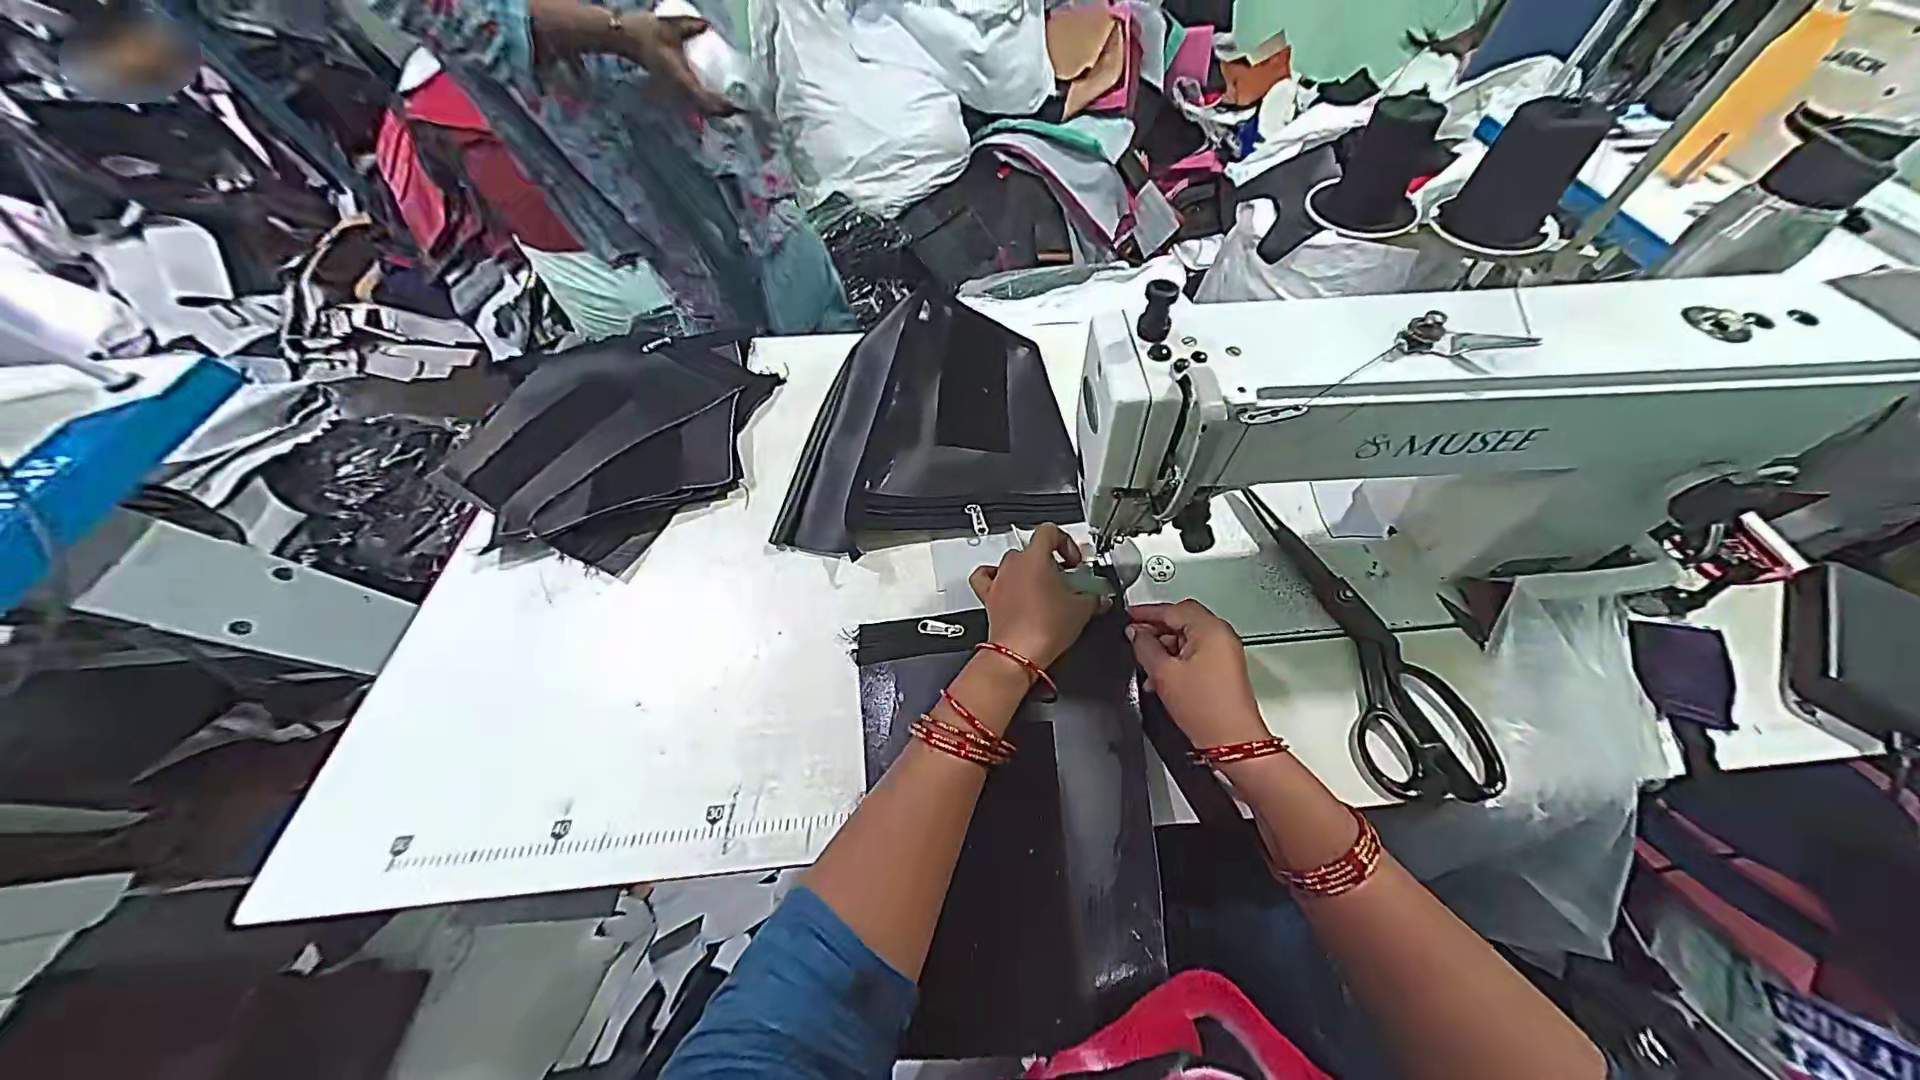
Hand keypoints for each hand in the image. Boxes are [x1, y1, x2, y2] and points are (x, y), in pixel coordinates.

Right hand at [621, 13, 739, 115]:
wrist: (626, 38)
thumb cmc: (645, 32)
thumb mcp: (669, 26)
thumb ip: (690, 26)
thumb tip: (708, 24)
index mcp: (681, 78)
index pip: (705, 100)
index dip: (721, 105)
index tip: (736, 107)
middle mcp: (680, 90)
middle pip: (706, 109)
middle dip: (723, 111)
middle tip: (740, 109)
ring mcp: (676, 92)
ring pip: (700, 108)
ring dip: (715, 109)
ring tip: (732, 107)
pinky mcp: (675, 90)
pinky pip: (694, 102)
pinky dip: (707, 103)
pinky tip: (716, 99)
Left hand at [968, 524, 1100, 670]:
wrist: (1019, 653)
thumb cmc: (1043, 628)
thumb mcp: (1081, 609)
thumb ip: (1094, 597)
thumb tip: (1098, 599)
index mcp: (1035, 557)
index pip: (1049, 531)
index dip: (1066, 542)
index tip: (1074, 561)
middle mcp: (1014, 564)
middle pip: (1033, 549)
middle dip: (1051, 561)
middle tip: (1066, 578)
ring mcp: (999, 579)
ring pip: (1013, 562)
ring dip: (1029, 571)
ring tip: (1044, 588)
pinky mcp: (990, 597)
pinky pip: (986, 577)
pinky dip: (995, 577)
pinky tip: (1007, 584)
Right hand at [1127, 600, 1268, 748]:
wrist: (1232, 741)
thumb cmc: (1208, 709)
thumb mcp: (1163, 673)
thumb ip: (1144, 646)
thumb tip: (1135, 633)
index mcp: (1210, 629)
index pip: (1172, 609)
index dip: (1146, 612)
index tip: (1129, 615)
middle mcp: (1221, 636)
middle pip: (1181, 621)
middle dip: (1156, 630)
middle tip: (1134, 637)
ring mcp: (1224, 653)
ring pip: (1186, 638)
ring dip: (1164, 648)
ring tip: (1147, 664)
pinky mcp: (1223, 669)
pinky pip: (1194, 653)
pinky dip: (1176, 659)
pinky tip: (1161, 676)